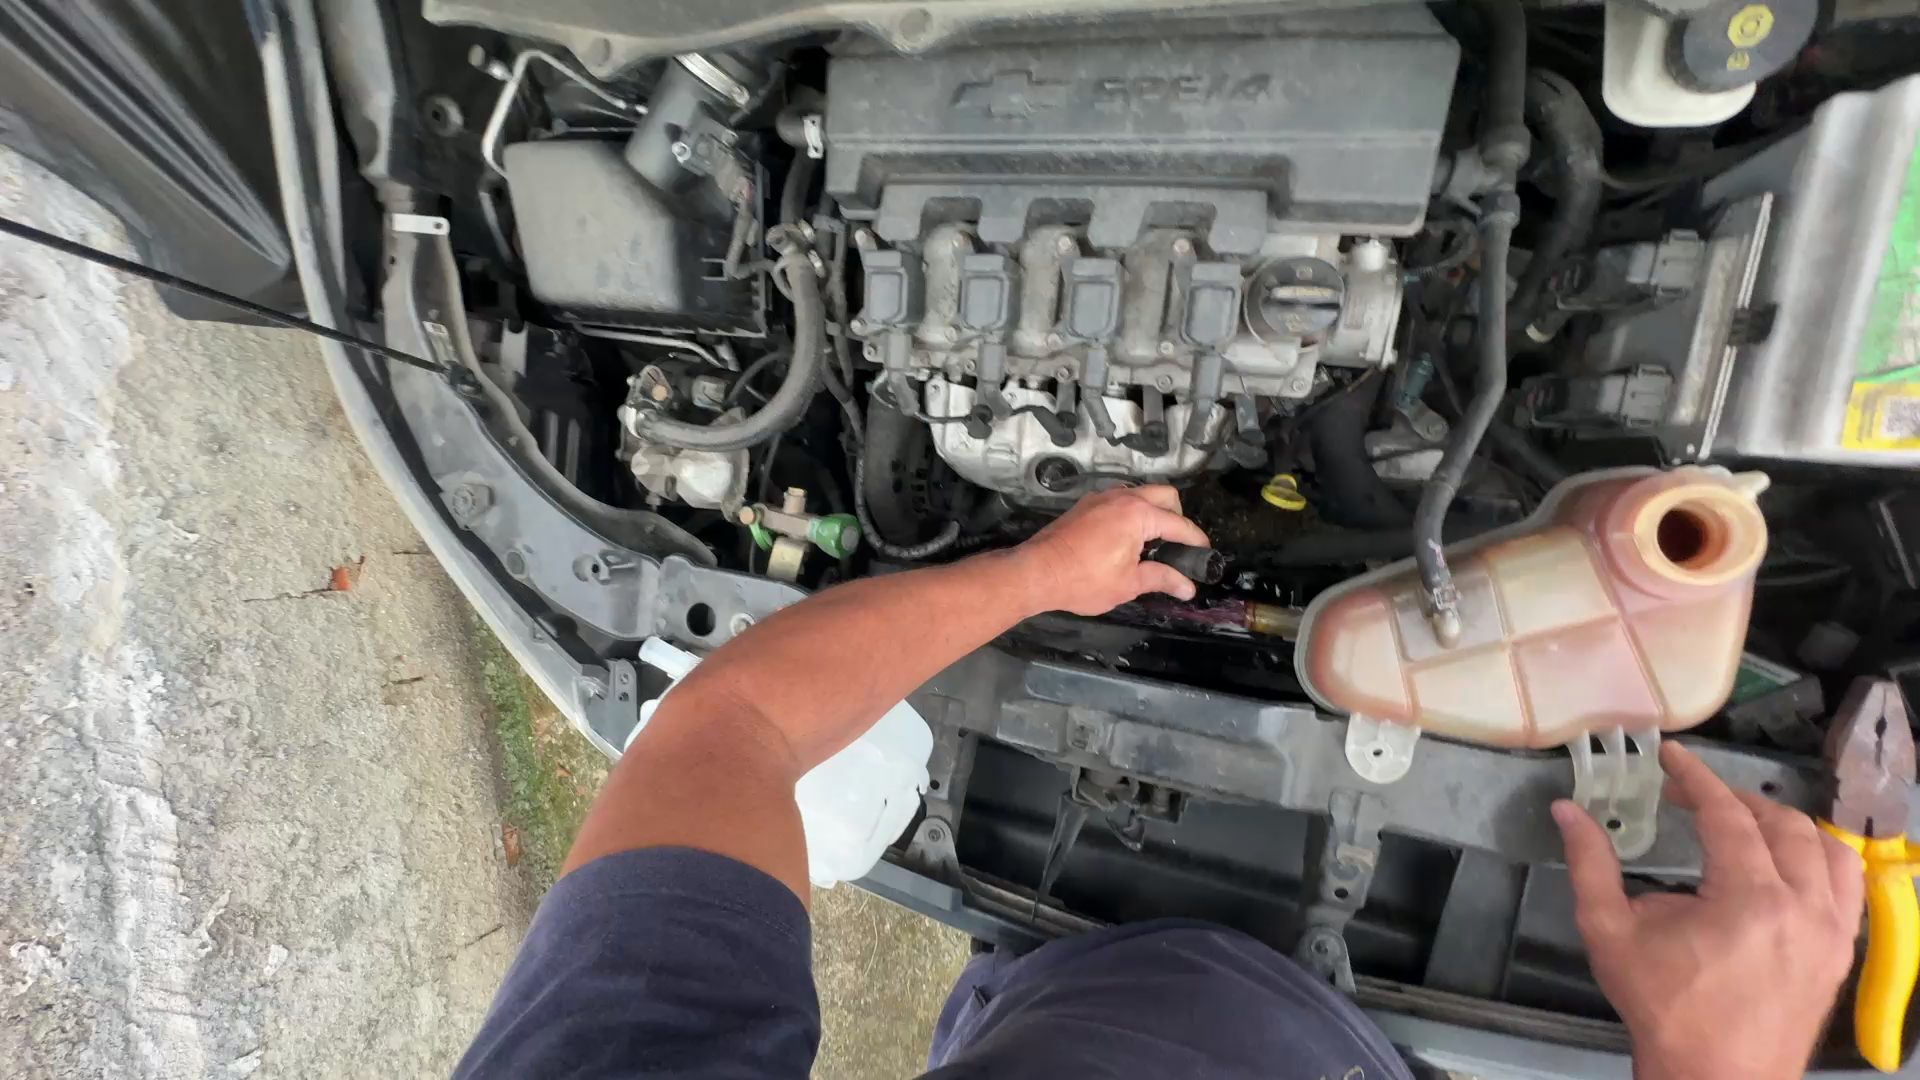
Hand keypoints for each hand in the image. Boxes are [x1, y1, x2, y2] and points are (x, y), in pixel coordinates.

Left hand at [1011, 486, 1211, 615]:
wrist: (1037, 572)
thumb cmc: (1084, 580)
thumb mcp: (1129, 583)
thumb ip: (1162, 579)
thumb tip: (1188, 587)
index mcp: (1138, 514)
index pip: (1179, 524)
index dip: (1195, 540)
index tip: (1204, 554)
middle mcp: (1122, 497)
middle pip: (1165, 495)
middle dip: (1178, 516)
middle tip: (1177, 545)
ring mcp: (1101, 498)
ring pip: (1140, 493)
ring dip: (1153, 510)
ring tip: (1154, 541)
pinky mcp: (1086, 505)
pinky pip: (1119, 499)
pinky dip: (1131, 511)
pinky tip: (1127, 537)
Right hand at [1553, 742, 1863, 1079]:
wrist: (1719, 1072)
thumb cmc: (1659, 997)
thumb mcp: (1608, 926)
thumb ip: (1589, 862)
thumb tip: (1566, 809)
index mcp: (1750, 899)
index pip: (1730, 817)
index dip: (1696, 778)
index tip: (1668, 754)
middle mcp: (1807, 910)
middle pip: (1787, 827)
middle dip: (1735, 797)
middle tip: (1688, 791)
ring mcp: (1835, 934)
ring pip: (1831, 854)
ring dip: (1783, 824)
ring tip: (1737, 819)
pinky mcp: (1841, 953)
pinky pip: (1847, 887)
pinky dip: (1815, 857)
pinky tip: (1777, 860)